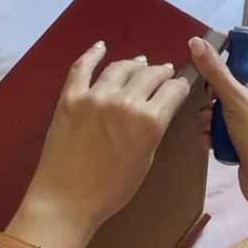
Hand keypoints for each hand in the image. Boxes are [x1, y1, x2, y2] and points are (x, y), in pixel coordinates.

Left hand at [17, 42, 190, 247]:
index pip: (173, 90)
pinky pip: (82, 67)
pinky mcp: (70, 97)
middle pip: (149, 74)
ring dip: (134, 63)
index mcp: (150, 121)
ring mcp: (95, 96)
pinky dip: (93, 53)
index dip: (180, 84)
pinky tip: (100, 47)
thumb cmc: (111, 190)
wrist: (66, 200)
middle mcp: (125, 102)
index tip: (180, 83)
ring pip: (120, 67)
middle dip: (160, 72)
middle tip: (163, 71)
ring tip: (139, 61)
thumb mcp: (145, 161)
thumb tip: (156, 110)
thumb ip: (152, 130)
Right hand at [187, 36, 247, 215]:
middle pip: (234, 83)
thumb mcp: (236, 100)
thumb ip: (215, 72)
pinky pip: (224, 127)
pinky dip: (214, 131)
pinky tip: (207, 139)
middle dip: (215, 91)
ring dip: (211, 114)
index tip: (208, 46)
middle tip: (207, 95)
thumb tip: (197, 42)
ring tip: (206, 122)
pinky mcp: (246, 140)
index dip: (231, 50)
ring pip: (225, 107)